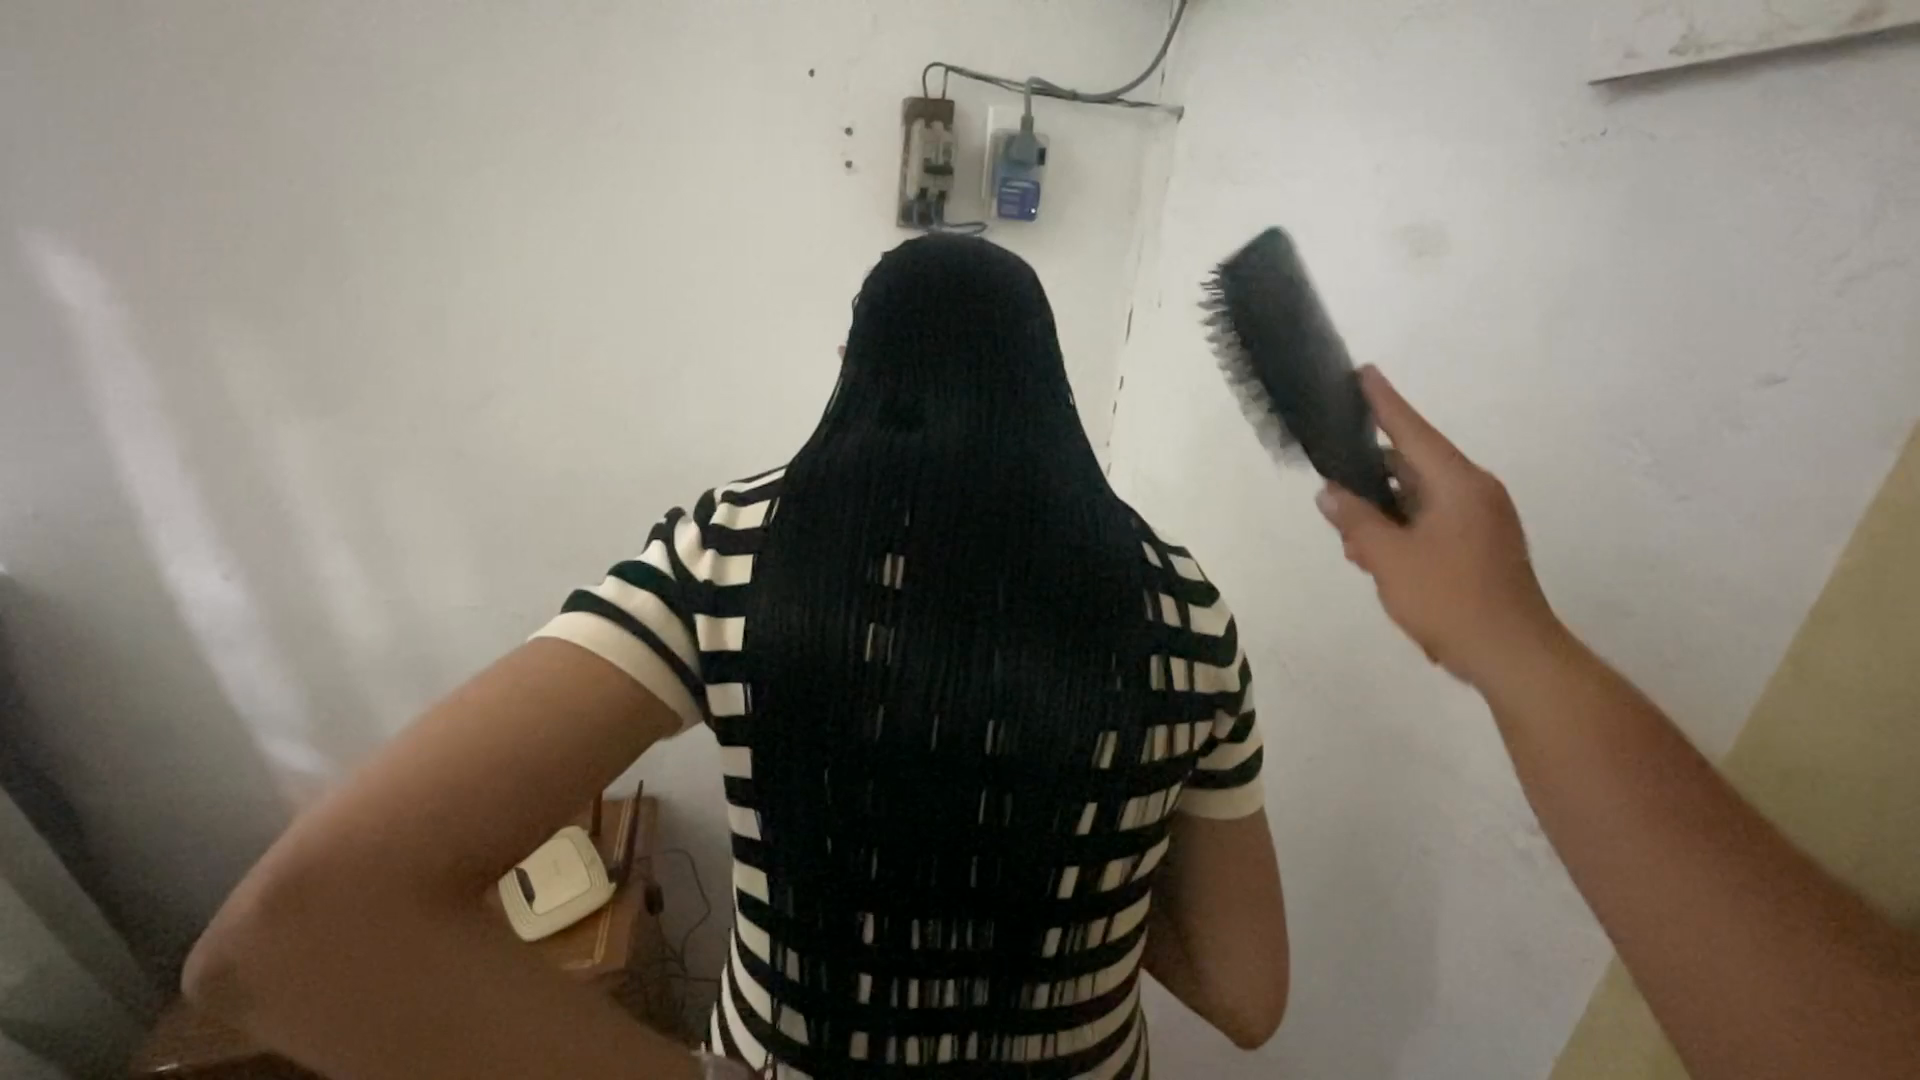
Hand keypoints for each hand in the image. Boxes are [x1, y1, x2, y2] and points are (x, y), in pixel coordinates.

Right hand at [1315, 367, 1563, 684]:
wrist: (1511, 655)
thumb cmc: (1449, 599)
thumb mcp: (1388, 559)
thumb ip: (1356, 520)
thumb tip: (1331, 492)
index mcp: (1458, 485)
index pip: (1412, 433)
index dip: (1384, 404)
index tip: (1363, 373)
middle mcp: (1474, 493)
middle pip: (1412, 464)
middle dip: (1370, 472)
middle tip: (1331, 482)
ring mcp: (1480, 520)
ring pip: (1418, 497)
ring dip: (1382, 509)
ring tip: (1350, 537)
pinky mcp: (1479, 546)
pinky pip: (1430, 520)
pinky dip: (1400, 528)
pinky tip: (1375, 554)